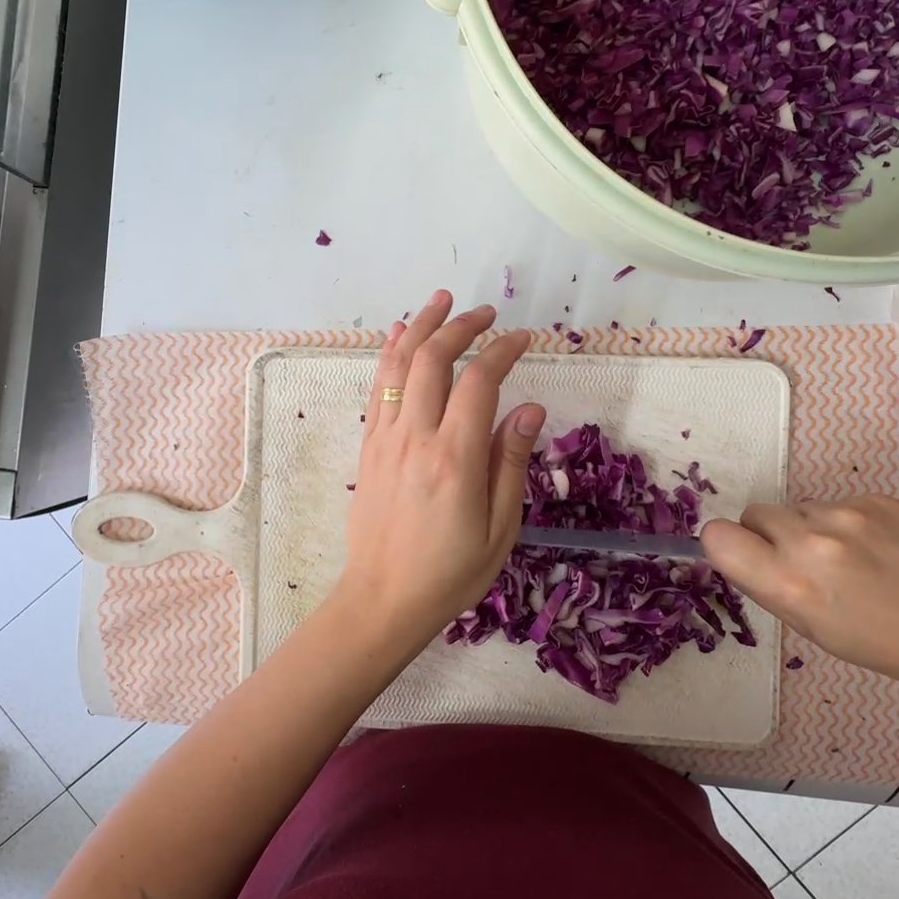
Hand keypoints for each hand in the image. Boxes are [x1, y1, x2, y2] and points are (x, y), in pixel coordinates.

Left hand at [337, 290, 545, 641]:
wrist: (383, 599)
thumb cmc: (450, 573)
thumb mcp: (500, 529)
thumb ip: (512, 463)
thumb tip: (531, 407)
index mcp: (455, 459)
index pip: (480, 382)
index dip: (503, 351)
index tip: (523, 338)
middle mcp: (416, 438)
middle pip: (434, 361)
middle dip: (460, 326)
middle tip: (486, 312)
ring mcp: (385, 439)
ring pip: (398, 366)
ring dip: (420, 326)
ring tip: (440, 299)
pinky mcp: (368, 447)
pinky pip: (376, 388)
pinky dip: (388, 355)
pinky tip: (398, 335)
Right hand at [699, 495, 898, 698]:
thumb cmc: (892, 647)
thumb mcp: (815, 630)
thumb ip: (771, 586)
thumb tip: (744, 555)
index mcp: (790, 582)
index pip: (717, 536)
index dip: (727, 547)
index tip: (749, 562)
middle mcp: (812, 540)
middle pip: (755, 514)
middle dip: (769, 536)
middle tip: (806, 566)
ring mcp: (849, 513)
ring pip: (799, 509)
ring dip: (811, 529)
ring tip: (855, 562)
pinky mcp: (880, 499)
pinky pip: (839, 503)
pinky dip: (849, 524)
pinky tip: (883, 552)